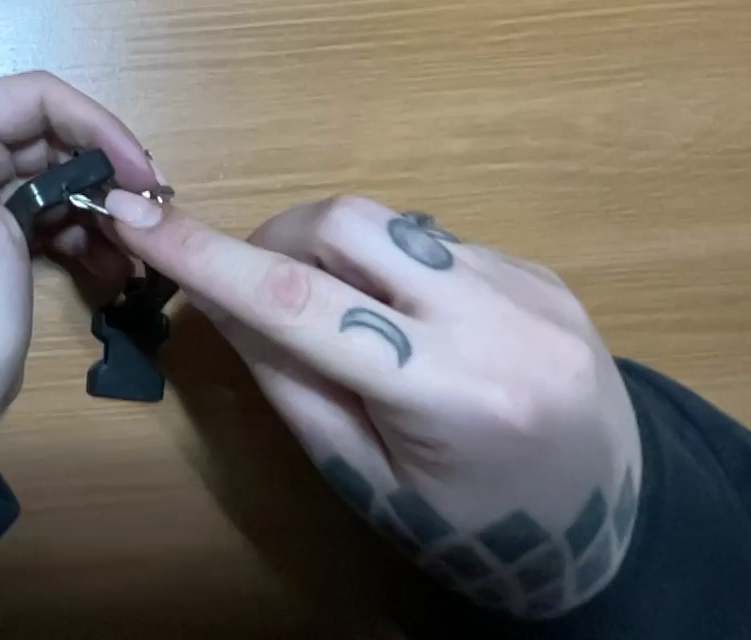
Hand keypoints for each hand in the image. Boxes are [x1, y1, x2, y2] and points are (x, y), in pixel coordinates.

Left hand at [0, 0, 158, 454]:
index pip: (38, 99)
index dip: (96, 126)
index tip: (143, 172)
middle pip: (58, 138)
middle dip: (108, 170)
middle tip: (153, 214)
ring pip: (67, 180)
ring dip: (107, 208)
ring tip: (139, 251)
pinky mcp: (6, 241)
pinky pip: (62, 220)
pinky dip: (93, 239)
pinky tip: (116, 273)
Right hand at [102, 192, 641, 619]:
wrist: (617, 534)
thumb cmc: (466, 530)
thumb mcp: (358, 474)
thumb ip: (281, 374)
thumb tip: (213, 292)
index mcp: (453, 394)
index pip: (296, 304)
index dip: (203, 254)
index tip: (133, 215)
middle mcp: (502, 320)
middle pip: (344, 225)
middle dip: (277, 242)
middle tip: (262, 294)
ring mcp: (529, 285)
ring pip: (382, 220)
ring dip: (329, 253)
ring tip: (346, 317)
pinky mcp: (538, 270)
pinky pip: (424, 236)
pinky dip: (381, 264)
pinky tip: (404, 318)